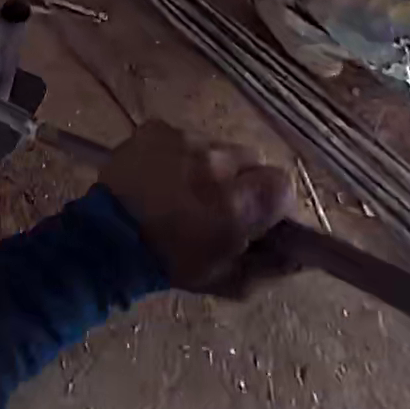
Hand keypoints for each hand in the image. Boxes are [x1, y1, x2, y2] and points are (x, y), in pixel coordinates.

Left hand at [98, 120, 292, 293]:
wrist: (109, 235)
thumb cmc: (171, 261)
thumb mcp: (230, 279)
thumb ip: (272, 266)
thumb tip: (300, 253)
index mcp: (238, 201)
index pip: (281, 184)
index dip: (269, 201)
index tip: (252, 214)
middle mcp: (215, 162)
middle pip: (248, 159)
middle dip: (239, 179)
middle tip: (214, 200)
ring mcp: (183, 139)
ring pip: (214, 145)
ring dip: (207, 164)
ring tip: (181, 186)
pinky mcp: (155, 128)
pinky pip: (180, 135)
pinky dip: (176, 151)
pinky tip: (161, 171)